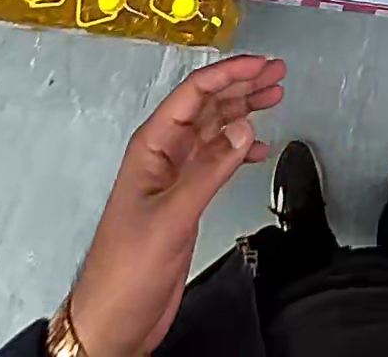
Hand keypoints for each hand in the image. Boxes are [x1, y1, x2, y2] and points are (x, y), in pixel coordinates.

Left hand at [69, 54, 285, 355]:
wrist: (113, 322)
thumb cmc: (125, 270)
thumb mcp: (171, 216)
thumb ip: (209, 169)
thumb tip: (244, 128)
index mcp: (154, 144)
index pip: (195, 93)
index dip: (229, 73)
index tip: (259, 64)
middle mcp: (167, 151)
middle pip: (209, 103)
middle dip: (243, 83)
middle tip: (274, 71)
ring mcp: (178, 172)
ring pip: (217, 126)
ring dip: (245, 108)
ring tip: (274, 94)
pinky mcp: (188, 194)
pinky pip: (220, 157)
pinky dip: (242, 147)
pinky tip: (260, 145)